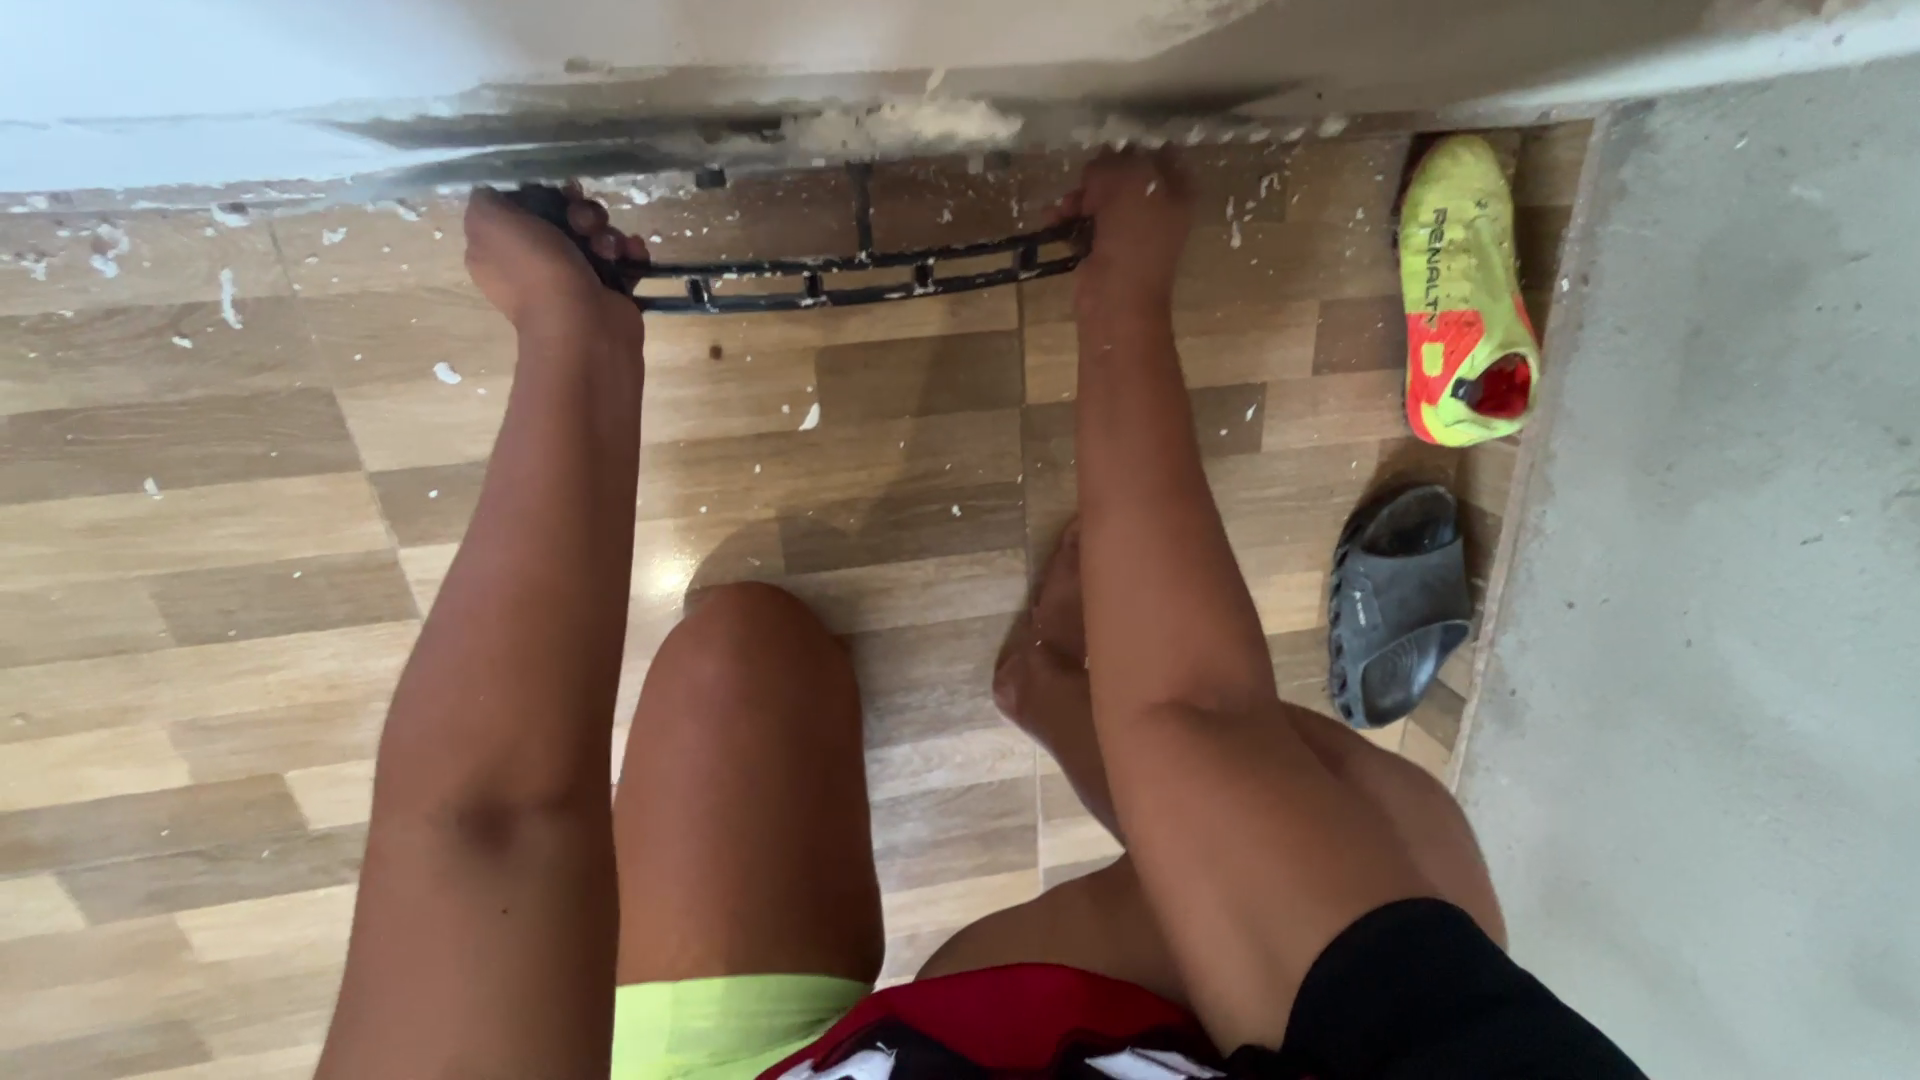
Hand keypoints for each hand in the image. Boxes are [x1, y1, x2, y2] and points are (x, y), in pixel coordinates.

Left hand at [464, 184, 648, 341]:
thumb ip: (486, 200)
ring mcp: (575, 280)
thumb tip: (501, 197)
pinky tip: (631, 253)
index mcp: (501, 249)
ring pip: (595, 237)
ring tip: (610, 248)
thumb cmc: (536, 271)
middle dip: (580, 213)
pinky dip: (630, 253)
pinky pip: (622, 260)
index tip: (555, 192)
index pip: (521, 208)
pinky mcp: (609, 292)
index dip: (540, 194)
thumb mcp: (490, 222)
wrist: (584, 326)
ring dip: (607, 233)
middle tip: (584, 223)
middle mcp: (536, 264)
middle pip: (563, 219)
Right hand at [1055, 152, 1192, 316]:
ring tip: (1063, 207)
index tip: (1107, 142)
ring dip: (1078, 198)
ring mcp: (1129, 232)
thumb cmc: (1132, 239)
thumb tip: (1094, 169)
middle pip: (1124, 175)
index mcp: (1177, 190)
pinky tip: (1052, 220)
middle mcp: (1156, 208)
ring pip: (1100, 199)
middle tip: (1085, 181)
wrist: (1116, 301)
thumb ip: (1112, 163)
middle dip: (1098, 175)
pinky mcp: (1104, 251)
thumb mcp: (1128, 184)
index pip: (1158, 152)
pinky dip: (1068, 220)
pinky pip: (1084, 224)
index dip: (1132, 144)